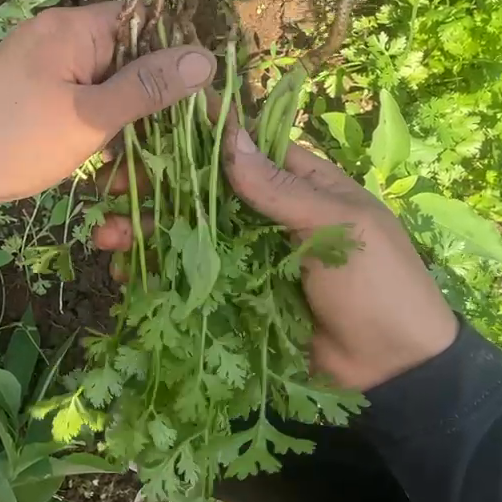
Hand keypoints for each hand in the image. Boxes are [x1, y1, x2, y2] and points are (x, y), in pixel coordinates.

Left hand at [0, 1, 214, 218]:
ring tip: (138, 172)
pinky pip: (76, 108)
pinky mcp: (29, 101)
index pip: (144, 23)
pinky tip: (106, 172)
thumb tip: (205, 56)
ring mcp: (40, 71)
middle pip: (125, 60)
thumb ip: (146, 87)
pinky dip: (93, 135)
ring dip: (123, 128)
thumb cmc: (13, 139)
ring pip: (102, 91)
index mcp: (72, 29)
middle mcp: (56, 40)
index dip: (177, 56)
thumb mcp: (88, 117)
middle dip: (150, 104)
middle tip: (178, 147)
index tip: (206, 99)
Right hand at [94, 118, 456, 391]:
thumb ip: (280, 188)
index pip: (235, 145)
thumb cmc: (379, 286)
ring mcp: (239, 255)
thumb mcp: (338, 228)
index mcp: (294, 183)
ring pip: (180, 232)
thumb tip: (229, 138)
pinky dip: (151, 274)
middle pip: (194, 189)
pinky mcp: (227, 295)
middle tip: (106, 189)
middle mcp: (258, 212)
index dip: (190, 135)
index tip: (142, 128)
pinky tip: (123, 273)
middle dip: (148, 187)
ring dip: (139, 230)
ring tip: (105, 237)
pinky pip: (184, 277)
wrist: (396, 373)